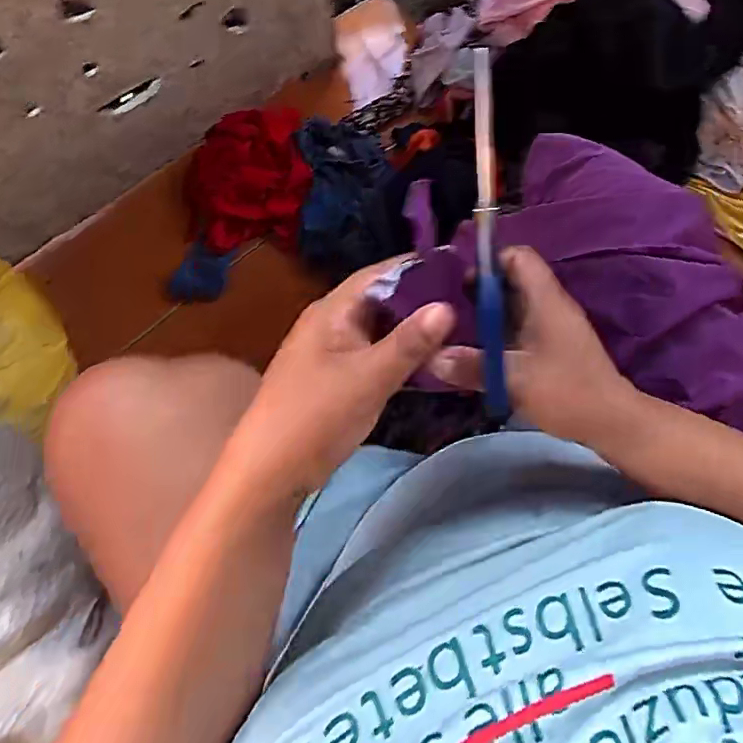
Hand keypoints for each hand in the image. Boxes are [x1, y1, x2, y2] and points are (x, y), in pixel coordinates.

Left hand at [220, 256, 453, 505]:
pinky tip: (440, 360)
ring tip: (466, 325)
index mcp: (333, 311)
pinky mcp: (344, 376)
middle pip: (386, 299)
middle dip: (426, 298)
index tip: (462, 266)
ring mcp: (338, 350)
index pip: (382, 273)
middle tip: (472, 298)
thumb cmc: (316, 417)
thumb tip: (448, 305)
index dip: (420, 266)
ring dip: (419, 328)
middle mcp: (334, 322)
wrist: (270, 475)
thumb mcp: (370, 376)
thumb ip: (411, 341)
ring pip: (387, 327)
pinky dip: (408, 353)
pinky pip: (382, 352)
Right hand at [429, 247, 638, 438]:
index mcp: (546, 300)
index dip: (491, 261)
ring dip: (494, 312)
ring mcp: (558, 324)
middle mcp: (553, 305)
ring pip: (520, 303)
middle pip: (517, 279)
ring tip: (462, 329)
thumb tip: (433, 357)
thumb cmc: (566, 391)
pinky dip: (505, 330)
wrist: (610, 418)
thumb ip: (472, 366)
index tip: (463, 282)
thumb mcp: (513, 379)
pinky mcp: (558, 344)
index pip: (520, 257)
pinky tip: (486, 351)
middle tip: (453, 309)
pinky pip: (527, 324)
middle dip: (485, 289)